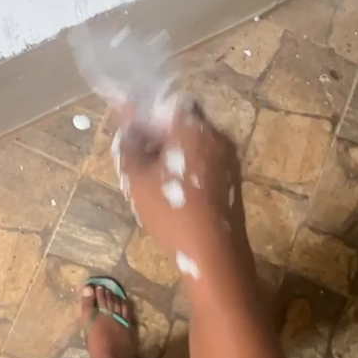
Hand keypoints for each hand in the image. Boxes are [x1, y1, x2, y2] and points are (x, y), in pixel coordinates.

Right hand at [113, 99, 246, 273]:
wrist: (215, 254)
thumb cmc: (172, 212)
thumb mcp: (136, 179)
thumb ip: (128, 147)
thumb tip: (128, 132)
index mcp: (194, 128)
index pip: (167, 103)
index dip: (144, 111)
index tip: (125, 121)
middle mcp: (217, 136)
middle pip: (182, 122)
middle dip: (157, 131)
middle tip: (134, 149)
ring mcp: (229, 158)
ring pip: (194, 142)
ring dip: (170, 149)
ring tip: (147, 171)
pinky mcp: (232, 179)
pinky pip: (204, 159)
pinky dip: (185, 164)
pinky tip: (168, 186)